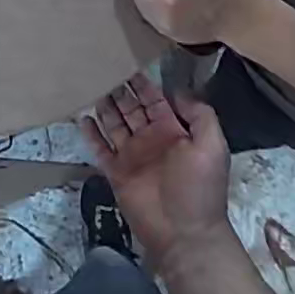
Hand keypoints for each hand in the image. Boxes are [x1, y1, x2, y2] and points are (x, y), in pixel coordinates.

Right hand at [79, 74, 234, 264]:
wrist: (183, 233)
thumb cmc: (198, 187)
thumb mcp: (212, 146)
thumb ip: (200, 115)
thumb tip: (175, 92)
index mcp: (173, 131)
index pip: (154, 99)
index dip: (142, 82)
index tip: (126, 60)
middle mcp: (150, 138)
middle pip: (130, 107)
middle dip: (119, 89)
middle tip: (101, 67)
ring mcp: (131, 155)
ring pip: (113, 123)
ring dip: (104, 106)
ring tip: (88, 85)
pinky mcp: (115, 170)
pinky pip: (100, 147)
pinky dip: (91, 133)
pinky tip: (82, 117)